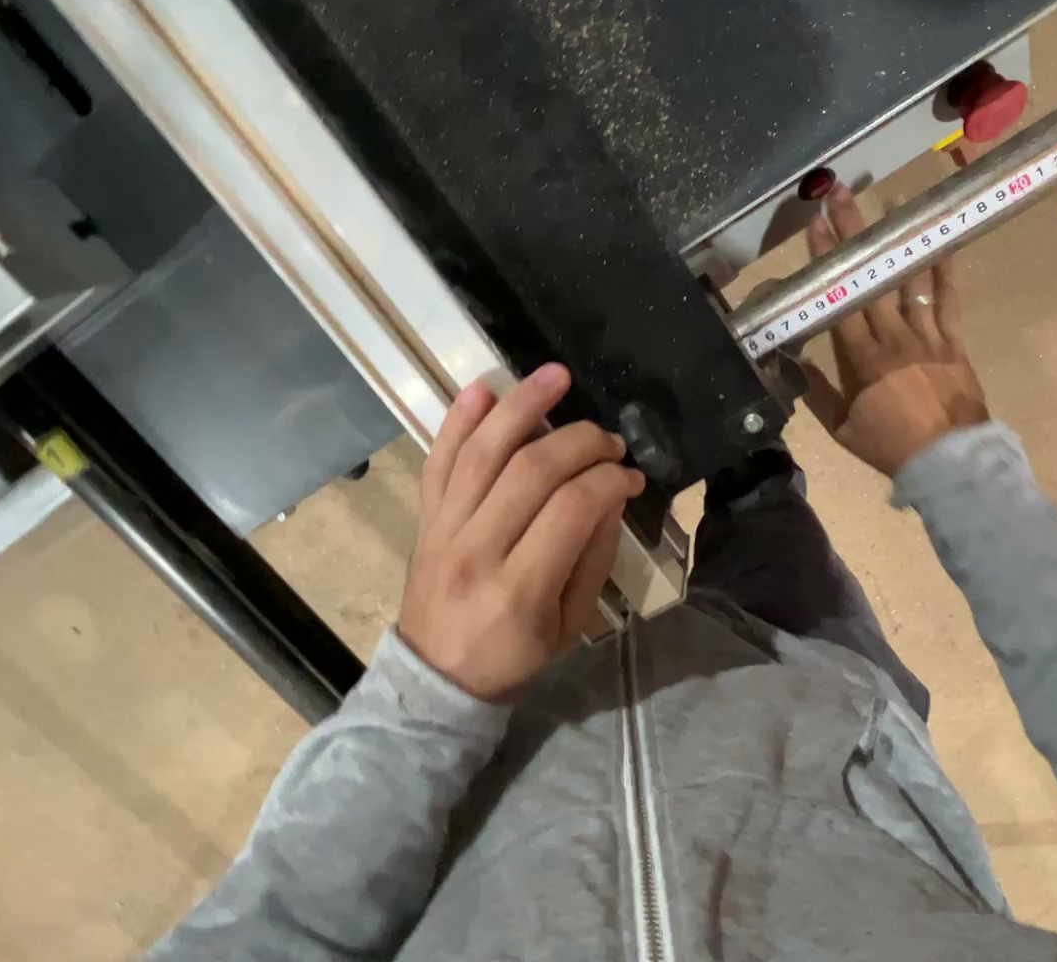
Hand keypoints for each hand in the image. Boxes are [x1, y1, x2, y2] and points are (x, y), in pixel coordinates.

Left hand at [399, 363, 644, 700]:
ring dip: (522, 406)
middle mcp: (476, 550)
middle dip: (581, 442)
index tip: (631, 477)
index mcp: (518, 588)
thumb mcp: (571, 624)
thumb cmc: (513, 657)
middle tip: (610, 441)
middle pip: (532, 470)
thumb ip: (593, 557)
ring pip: (483, 452)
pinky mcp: (425, 518)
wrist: (435, 681)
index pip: (572, 508)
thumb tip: (611, 494)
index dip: (610, 480)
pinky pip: (439, 460)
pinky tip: (484, 388)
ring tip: (556, 376)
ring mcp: (443, 529)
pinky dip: (459, 420)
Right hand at [800, 185, 989, 476]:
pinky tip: (941, 242)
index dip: (827, 263)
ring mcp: (926, 336)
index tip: (815, 228)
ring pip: (908, 280)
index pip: (840, 301)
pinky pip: (948, 300)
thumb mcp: (843, 428)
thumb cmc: (891, 446)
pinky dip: (945, 271)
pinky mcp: (952, 341)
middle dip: (854, 235)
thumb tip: (795, 364)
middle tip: (841, 197)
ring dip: (898, 241)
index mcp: (861, 359)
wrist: (949, 461)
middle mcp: (893, 338)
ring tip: (892, 203)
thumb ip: (817, 394)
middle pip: (870, 279)